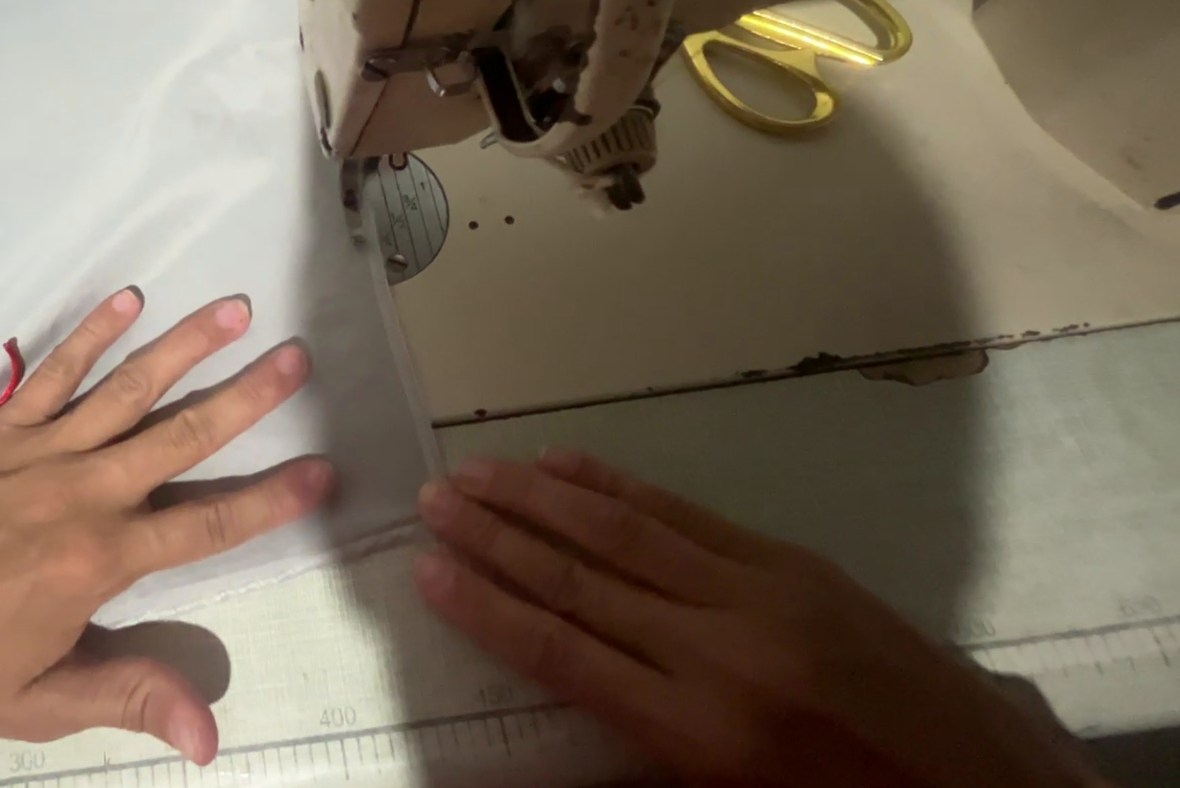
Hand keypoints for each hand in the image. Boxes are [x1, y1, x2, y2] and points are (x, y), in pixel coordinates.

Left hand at [0, 291, 331, 785]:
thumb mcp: (40, 703)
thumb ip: (129, 695)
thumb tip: (212, 735)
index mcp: (97, 562)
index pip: (205, 524)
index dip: (269, 500)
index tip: (322, 469)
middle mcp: (79, 492)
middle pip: (180, 437)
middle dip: (246, 397)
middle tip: (295, 357)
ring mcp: (37, 451)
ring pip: (127, 389)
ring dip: (183, 348)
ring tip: (231, 310)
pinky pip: (52, 373)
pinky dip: (90, 334)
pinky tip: (127, 299)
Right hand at [412, 450, 1107, 787]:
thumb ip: (634, 753)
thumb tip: (532, 728)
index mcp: (702, 732)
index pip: (561, 651)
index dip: (485, 606)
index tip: (426, 567)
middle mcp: (718, 652)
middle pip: (577, 577)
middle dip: (493, 533)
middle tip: (433, 496)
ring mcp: (757, 594)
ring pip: (620, 530)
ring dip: (537, 495)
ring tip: (476, 469)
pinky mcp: (789, 562)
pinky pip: (679, 511)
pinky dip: (612, 482)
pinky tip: (563, 461)